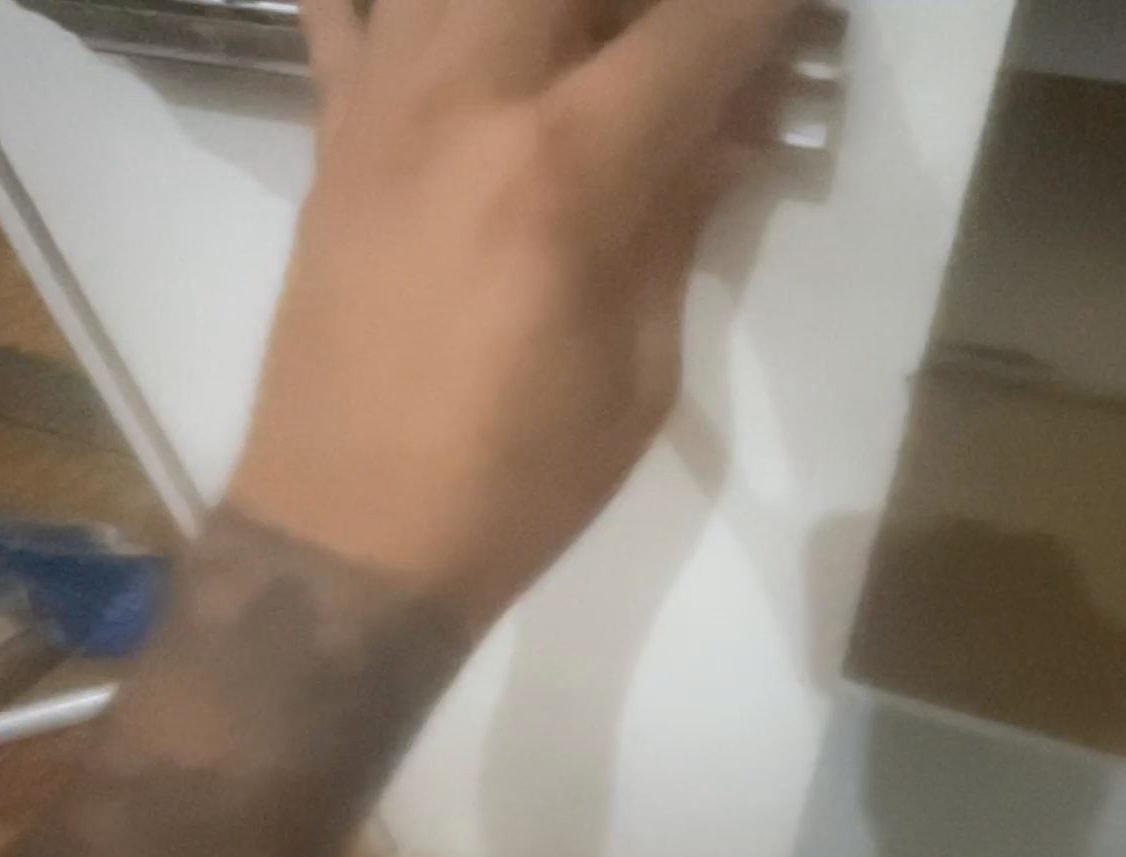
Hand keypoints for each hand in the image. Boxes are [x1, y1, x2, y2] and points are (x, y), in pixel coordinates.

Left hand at [228, 0, 802, 633]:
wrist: (355, 534)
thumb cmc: (518, 481)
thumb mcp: (637, 374)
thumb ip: (678, 231)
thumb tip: (727, 137)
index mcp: (563, 178)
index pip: (690, 36)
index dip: (761, 9)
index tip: (797, 13)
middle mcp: (462, 103)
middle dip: (653, 2)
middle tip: (693, 52)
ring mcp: (378, 109)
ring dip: (554, 2)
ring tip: (594, 53)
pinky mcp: (327, 143)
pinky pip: (351, 6)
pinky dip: (414, 4)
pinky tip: (467, 42)